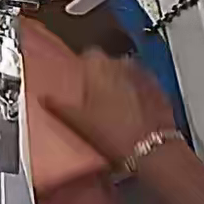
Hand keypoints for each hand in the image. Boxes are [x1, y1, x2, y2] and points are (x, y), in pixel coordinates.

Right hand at [42, 49, 177, 166]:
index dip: (85, 66)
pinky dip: (139, 92)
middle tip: (95, 96)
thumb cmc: (112, 133)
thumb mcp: (78, 122)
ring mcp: (144, 74)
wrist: (152, 150)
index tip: (80, 80)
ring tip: (115, 104)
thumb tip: (43, 97)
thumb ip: (58, 106)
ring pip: (127, 72)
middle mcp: (123, 63)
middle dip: (103, 74)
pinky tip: (135, 109)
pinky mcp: (160, 88)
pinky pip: (144, 84)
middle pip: (109, 63)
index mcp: (100, 66)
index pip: (89, 53)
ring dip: (121, 82)